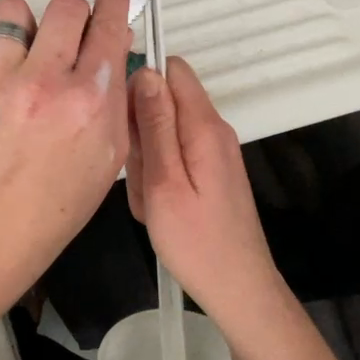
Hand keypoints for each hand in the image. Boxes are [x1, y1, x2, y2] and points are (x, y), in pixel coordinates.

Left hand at [0, 0, 134, 299]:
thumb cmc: (60, 196)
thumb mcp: (112, 150)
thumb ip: (117, 92)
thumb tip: (114, 41)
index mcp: (89, 102)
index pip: (108, 26)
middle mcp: (44, 84)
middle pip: (65, 7)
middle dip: (73, 19)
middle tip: (67, 42)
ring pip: (16, 11)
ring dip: (27, 27)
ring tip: (25, 56)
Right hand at [126, 58, 282, 322]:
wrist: (238, 290)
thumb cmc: (196, 241)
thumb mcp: (164, 182)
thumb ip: (154, 125)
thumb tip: (146, 71)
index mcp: (204, 126)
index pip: (172, 68)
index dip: (141, 80)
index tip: (121, 115)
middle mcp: (213, 129)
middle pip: (165, 99)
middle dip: (140, 127)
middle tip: (137, 172)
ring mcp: (214, 150)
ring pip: (164, 129)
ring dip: (146, 156)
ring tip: (146, 196)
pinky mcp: (210, 170)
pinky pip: (173, 153)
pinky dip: (157, 173)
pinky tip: (155, 204)